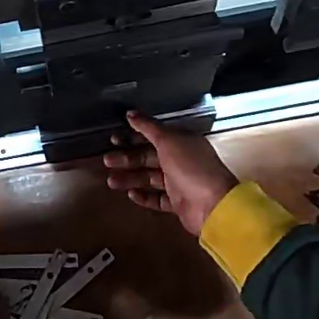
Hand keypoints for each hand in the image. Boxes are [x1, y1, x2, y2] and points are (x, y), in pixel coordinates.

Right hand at [102, 111, 239, 235]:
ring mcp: (179, 181)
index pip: (153, 135)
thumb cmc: (190, 167)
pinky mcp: (178, 202)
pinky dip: (144, 196)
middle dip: (127, 158)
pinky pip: (157, 198)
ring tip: (111, 181)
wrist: (212, 205)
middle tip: (107, 161)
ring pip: (150, 177)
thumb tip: (130, 113)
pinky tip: (131, 194)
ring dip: (131, 178)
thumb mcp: (168, 141)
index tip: (113, 138)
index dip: (133, 136)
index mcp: (182, 141)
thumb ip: (148, 127)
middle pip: (149, 156)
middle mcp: (181, 159)